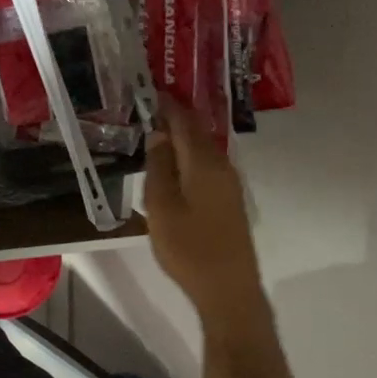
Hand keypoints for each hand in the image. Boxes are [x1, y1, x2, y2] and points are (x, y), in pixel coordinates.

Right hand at [145, 101, 262, 308]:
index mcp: (204, 162)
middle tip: (147, 105)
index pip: (184, 120)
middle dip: (174, 116)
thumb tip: (158, 135)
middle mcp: (222, 166)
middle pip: (197, 132)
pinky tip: (172, 164)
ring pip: (202, 149)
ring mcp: (229, 184)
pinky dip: (188, 156)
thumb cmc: (188, 248)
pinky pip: (205, 165)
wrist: (228, 289)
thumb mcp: (161, 207)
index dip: (167, 103)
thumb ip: (158, 167)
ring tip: (154, 131)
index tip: (147, 88)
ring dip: (181, 137)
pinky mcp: (229, 201)